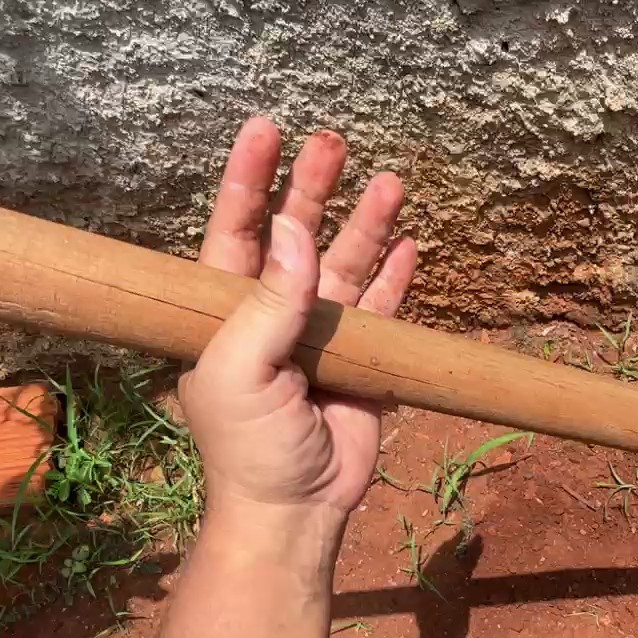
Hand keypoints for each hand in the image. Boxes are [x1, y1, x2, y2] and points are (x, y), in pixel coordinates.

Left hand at [179, 117, 417, 521]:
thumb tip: (298, 232)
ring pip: (349, 268)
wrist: (297, 506)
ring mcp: (324, 337)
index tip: (268, 130)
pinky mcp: (366, 362)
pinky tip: (409, 249)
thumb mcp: (237, 370)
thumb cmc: (247, 443)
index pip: (237, 231)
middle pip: (299, 237)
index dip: (250, 180)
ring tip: (392, 184)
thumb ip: (268, 303)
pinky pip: (384, 311)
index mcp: (228, 311)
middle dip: (316, 191)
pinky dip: (396, 282)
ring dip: (369, 228)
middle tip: (335, 144)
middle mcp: (277, 315)